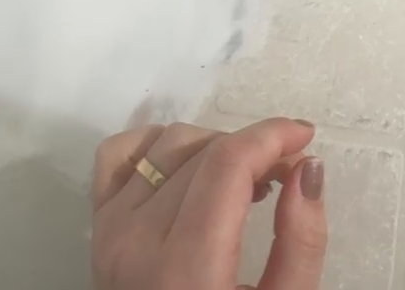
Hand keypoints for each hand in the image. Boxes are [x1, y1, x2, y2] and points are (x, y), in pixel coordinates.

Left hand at [90, 117, 326, 289]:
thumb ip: (301, 242)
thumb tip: (308, 166)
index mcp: (184, 268)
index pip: (227, 163)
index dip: (272, 135)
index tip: (305, 138)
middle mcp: (137, 241)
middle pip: (206, 151)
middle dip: (255, 149)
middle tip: (284, 179)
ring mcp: (109, 232)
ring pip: (169, 143)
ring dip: (214, 147)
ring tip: (241, 185)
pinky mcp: (96, 229)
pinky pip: (118, 154)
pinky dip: (156, 146)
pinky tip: (188, 170)